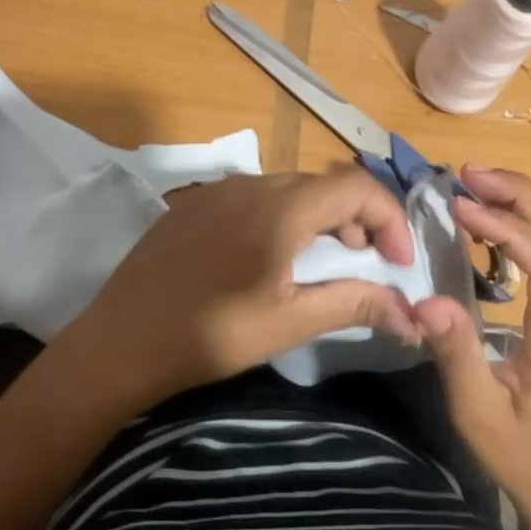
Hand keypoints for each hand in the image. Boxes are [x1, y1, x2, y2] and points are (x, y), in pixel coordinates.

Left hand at [57, 167, 422, 410]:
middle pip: (323, 184)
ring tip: (320, 263)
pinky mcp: (189, 207)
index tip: (397, 262)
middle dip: (357, 219)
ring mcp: (214, 192)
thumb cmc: (211, 335)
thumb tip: (412, 315)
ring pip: (287, 189)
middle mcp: (249, 185)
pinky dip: (281, 219)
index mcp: (279, 208)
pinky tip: (268, 259)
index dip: (389, 218)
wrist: (119, 345)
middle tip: (365, 263)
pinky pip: (251, 198)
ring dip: (318, 219)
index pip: (356, 186)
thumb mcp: (290, 323)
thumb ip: (355, 304)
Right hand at [413, 166, 530, 502]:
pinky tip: (494, 222)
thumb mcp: (476, 410)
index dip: (505, 226)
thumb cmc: (516, 449)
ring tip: (479, 185)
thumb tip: (427, 299)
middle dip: (522, 194)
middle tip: (469, 175)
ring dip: (529, 203)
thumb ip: (456, 354)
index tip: (459, 207)